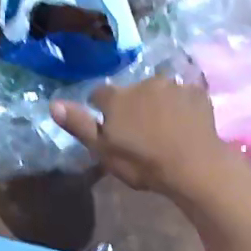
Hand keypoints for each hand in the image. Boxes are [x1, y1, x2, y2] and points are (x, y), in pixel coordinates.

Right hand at [51, 74, 228, 195]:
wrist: (193, 167)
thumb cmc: (143, 163)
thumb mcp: (104, 150)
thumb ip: (80, 125)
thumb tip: (53, 104)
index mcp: (118, 97)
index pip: (99, 94)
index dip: (100, 108)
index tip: (108, 125)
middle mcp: (144, 83)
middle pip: (132, 91)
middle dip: (132, 105)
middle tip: (140, 131)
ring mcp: (174, 86)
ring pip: (159, 91)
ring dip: (158, 104)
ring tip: (164, 128)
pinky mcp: (198, 93)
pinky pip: (184, 96)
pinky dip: (181, 106)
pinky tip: (184, 124)